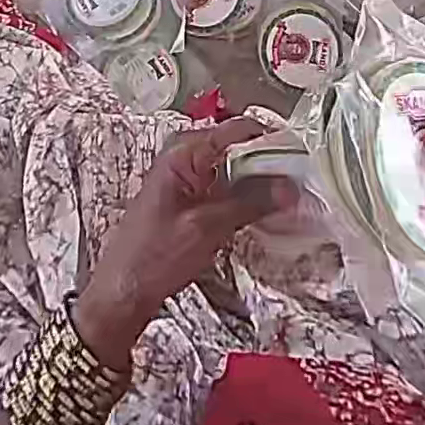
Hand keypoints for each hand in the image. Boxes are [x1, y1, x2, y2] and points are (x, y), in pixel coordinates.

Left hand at [75, 118, 298, 368]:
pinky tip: (268, 207)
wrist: (121, 295)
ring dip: (261, 178)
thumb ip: (251, 202)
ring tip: (294, 192)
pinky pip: (226, 182)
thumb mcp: (208, 228)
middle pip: (240, 144)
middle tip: (304, 177)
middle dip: (271, 160)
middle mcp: (187, 153)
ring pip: (236, 165)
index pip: (240, 129)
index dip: (273, 138)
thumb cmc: (157, 256)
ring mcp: (188, 174)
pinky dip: (247, 192)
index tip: (304, 155)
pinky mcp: (191, 195)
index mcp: (186, 150)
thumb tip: (293, 186)